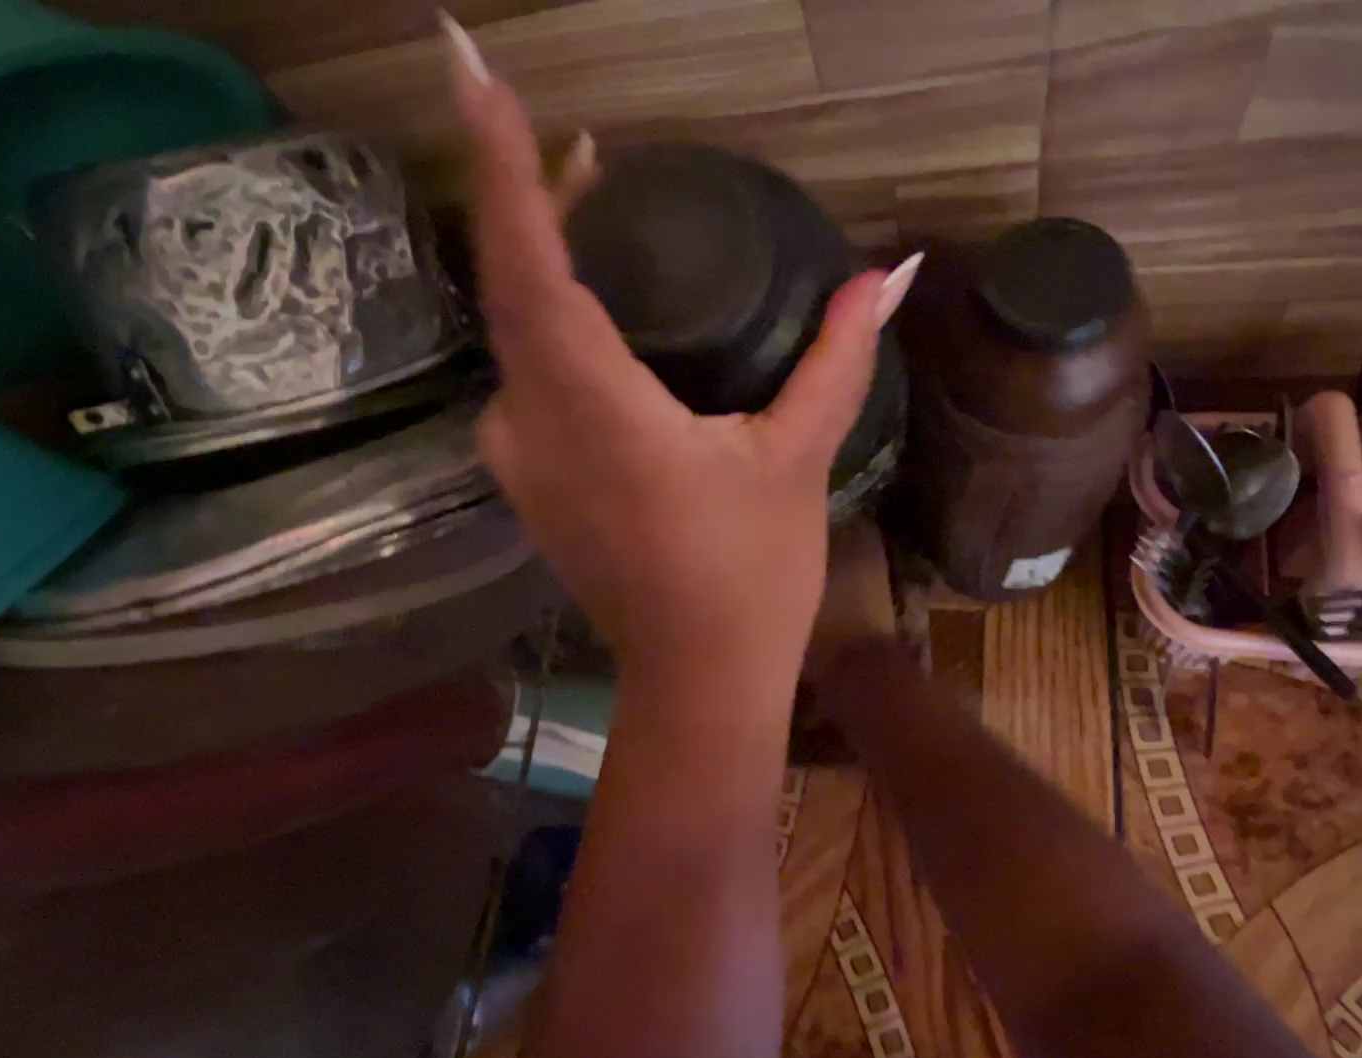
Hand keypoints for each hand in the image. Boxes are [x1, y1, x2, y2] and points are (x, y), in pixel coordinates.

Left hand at [440, 16, 920, 679]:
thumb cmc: (751, 576)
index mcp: (595, 411)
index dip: (502, 171)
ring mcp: (519, 455)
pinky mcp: (531, 475)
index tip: (472, 77)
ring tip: (585, 183)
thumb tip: (889, 276)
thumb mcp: (797, 457)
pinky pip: (525, 369)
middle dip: (522, 192)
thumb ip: (836, 358)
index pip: (531, 269)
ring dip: (537, 251)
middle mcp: (532, 424)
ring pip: (513, 327)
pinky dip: (548, 313)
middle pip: (510, 284)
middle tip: (558, 123)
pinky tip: (591, 292)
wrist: (699, 677)